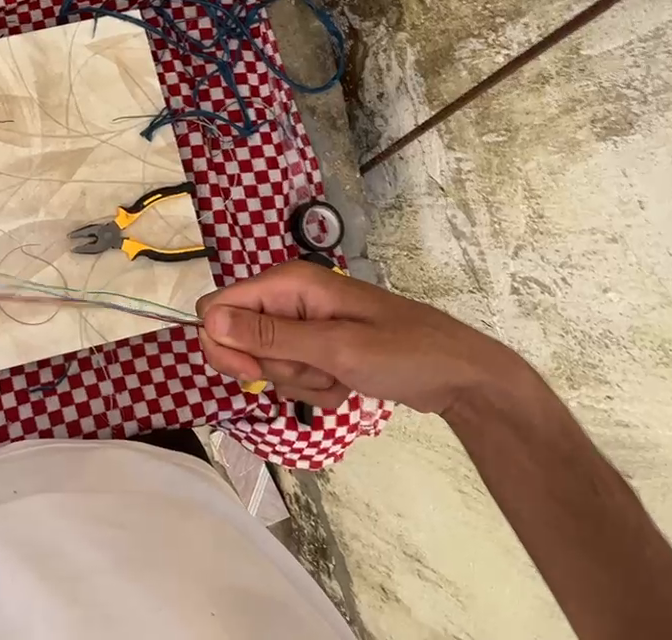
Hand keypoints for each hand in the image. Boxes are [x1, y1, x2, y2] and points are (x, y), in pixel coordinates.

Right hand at [196, 259, 525, 416]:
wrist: (462, 376)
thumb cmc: (404, 352)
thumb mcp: (334, 347)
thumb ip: (269, 336)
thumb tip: (209, 321)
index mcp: (288, 283)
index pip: (217, 306)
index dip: (225, 342)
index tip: (253, 373)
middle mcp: (288, 298)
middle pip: (239, 338)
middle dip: (271, 367)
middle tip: (313, 372)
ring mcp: (303, 324)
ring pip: (266, 363)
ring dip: (300, 381)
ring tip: (340, 377)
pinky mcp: (317, 348)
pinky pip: (292, 374)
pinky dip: (316, 387)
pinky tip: (347, 384)